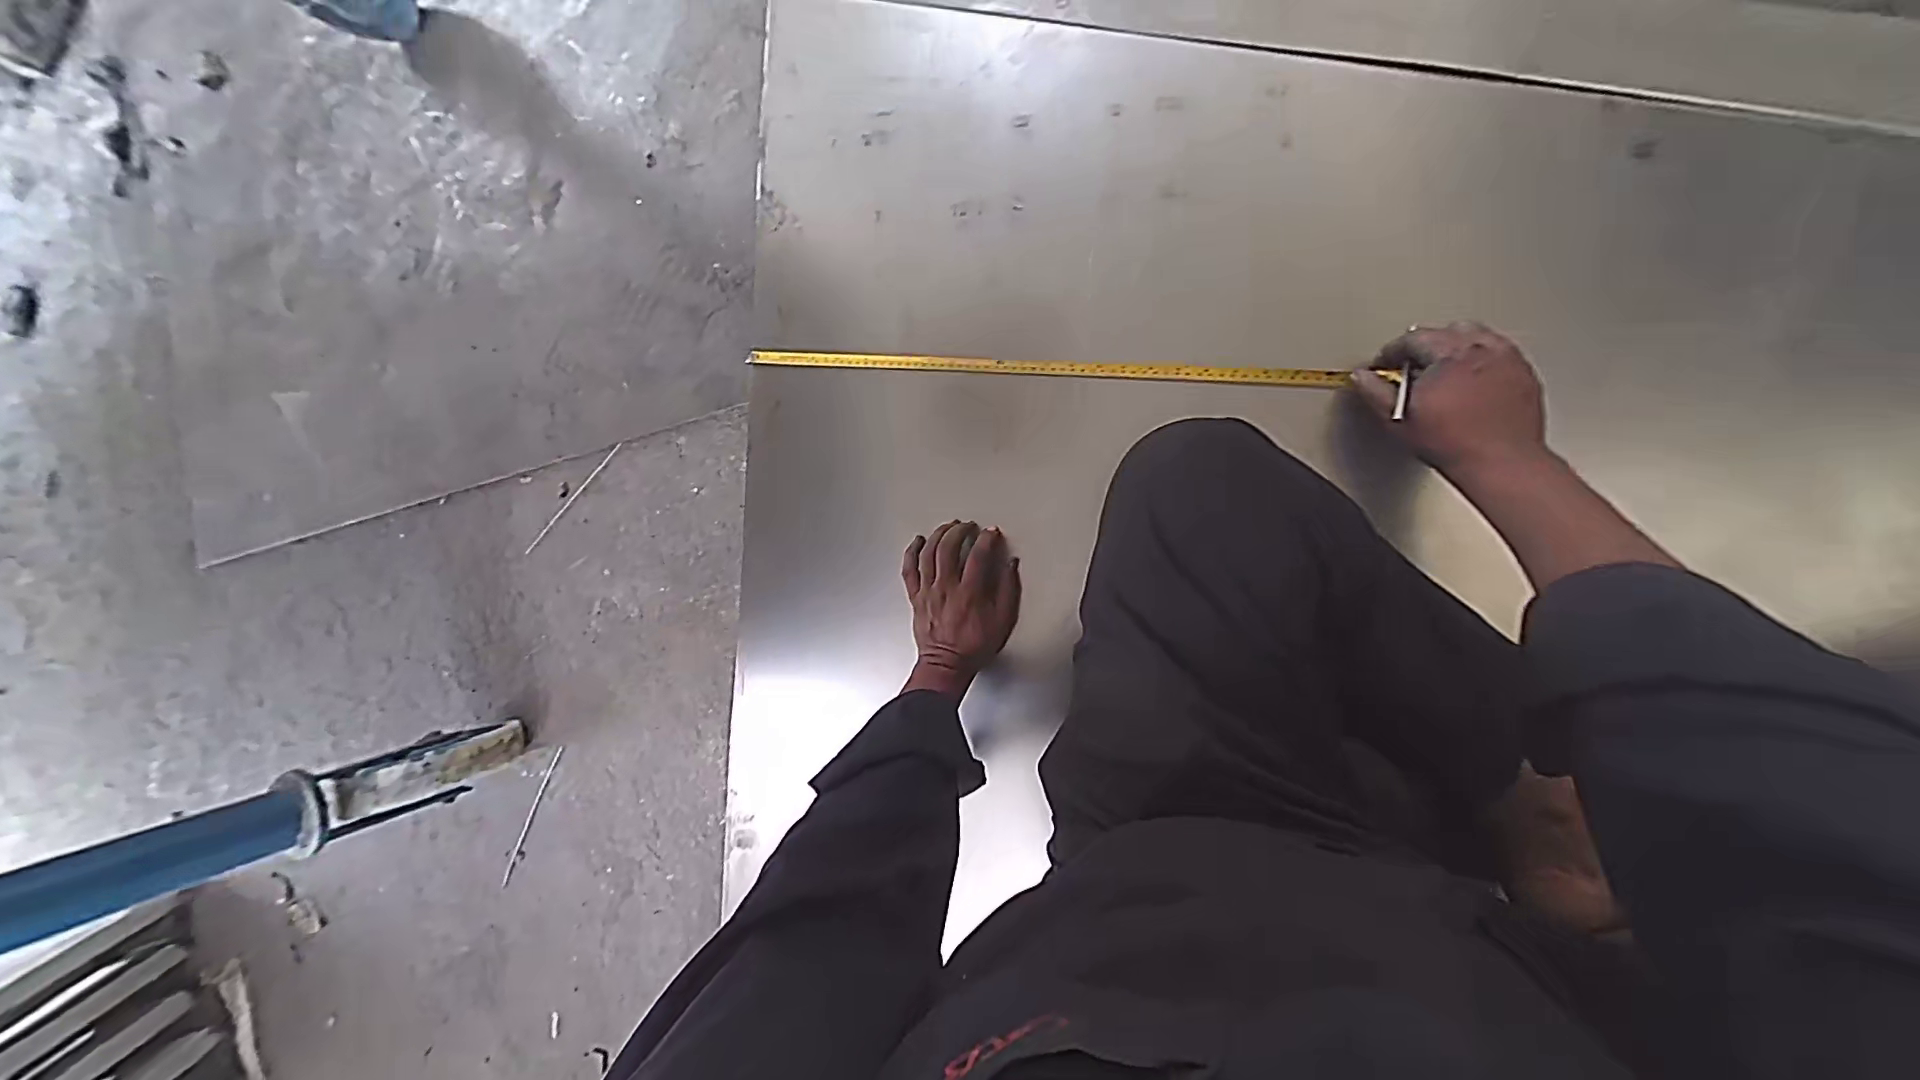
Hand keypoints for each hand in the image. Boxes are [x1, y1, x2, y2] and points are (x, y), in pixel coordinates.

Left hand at [900, 521, 1021, 699]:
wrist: (946, 665)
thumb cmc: (973, 647)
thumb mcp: (1002, 620)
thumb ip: (1008, 590)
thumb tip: (1011, 566)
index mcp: (970, 593)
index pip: (978, 555)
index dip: (986, 539)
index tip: (992, 533)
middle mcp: (946, 589)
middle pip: (948, 548)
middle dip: (960, 531)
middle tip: (968, 526)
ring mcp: (928, 592)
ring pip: (928, 554)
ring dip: (938, 535)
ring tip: (948, 527)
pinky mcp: (916, 597)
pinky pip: (910, 570)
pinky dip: (912, 552)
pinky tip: (917, 542)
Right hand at [1351, 322, 1548, 475]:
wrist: (1499, 461)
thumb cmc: (1452, 443)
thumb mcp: (1397, 420)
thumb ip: (1375, 392)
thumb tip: (1362, 376)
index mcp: (1449, 354)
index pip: (1412, 338)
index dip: (1391, 352)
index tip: (1384, 364)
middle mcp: (1482, 349)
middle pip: (1445, 331)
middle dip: (1424, 346)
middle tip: (1409, 368)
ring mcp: (1507, 359)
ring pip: (1475, 336)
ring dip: (1453, 349)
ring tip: (1439, 372)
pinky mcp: (1524, 372)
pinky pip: (1497, 352)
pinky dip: (1478, 359)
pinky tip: (1467, 381)